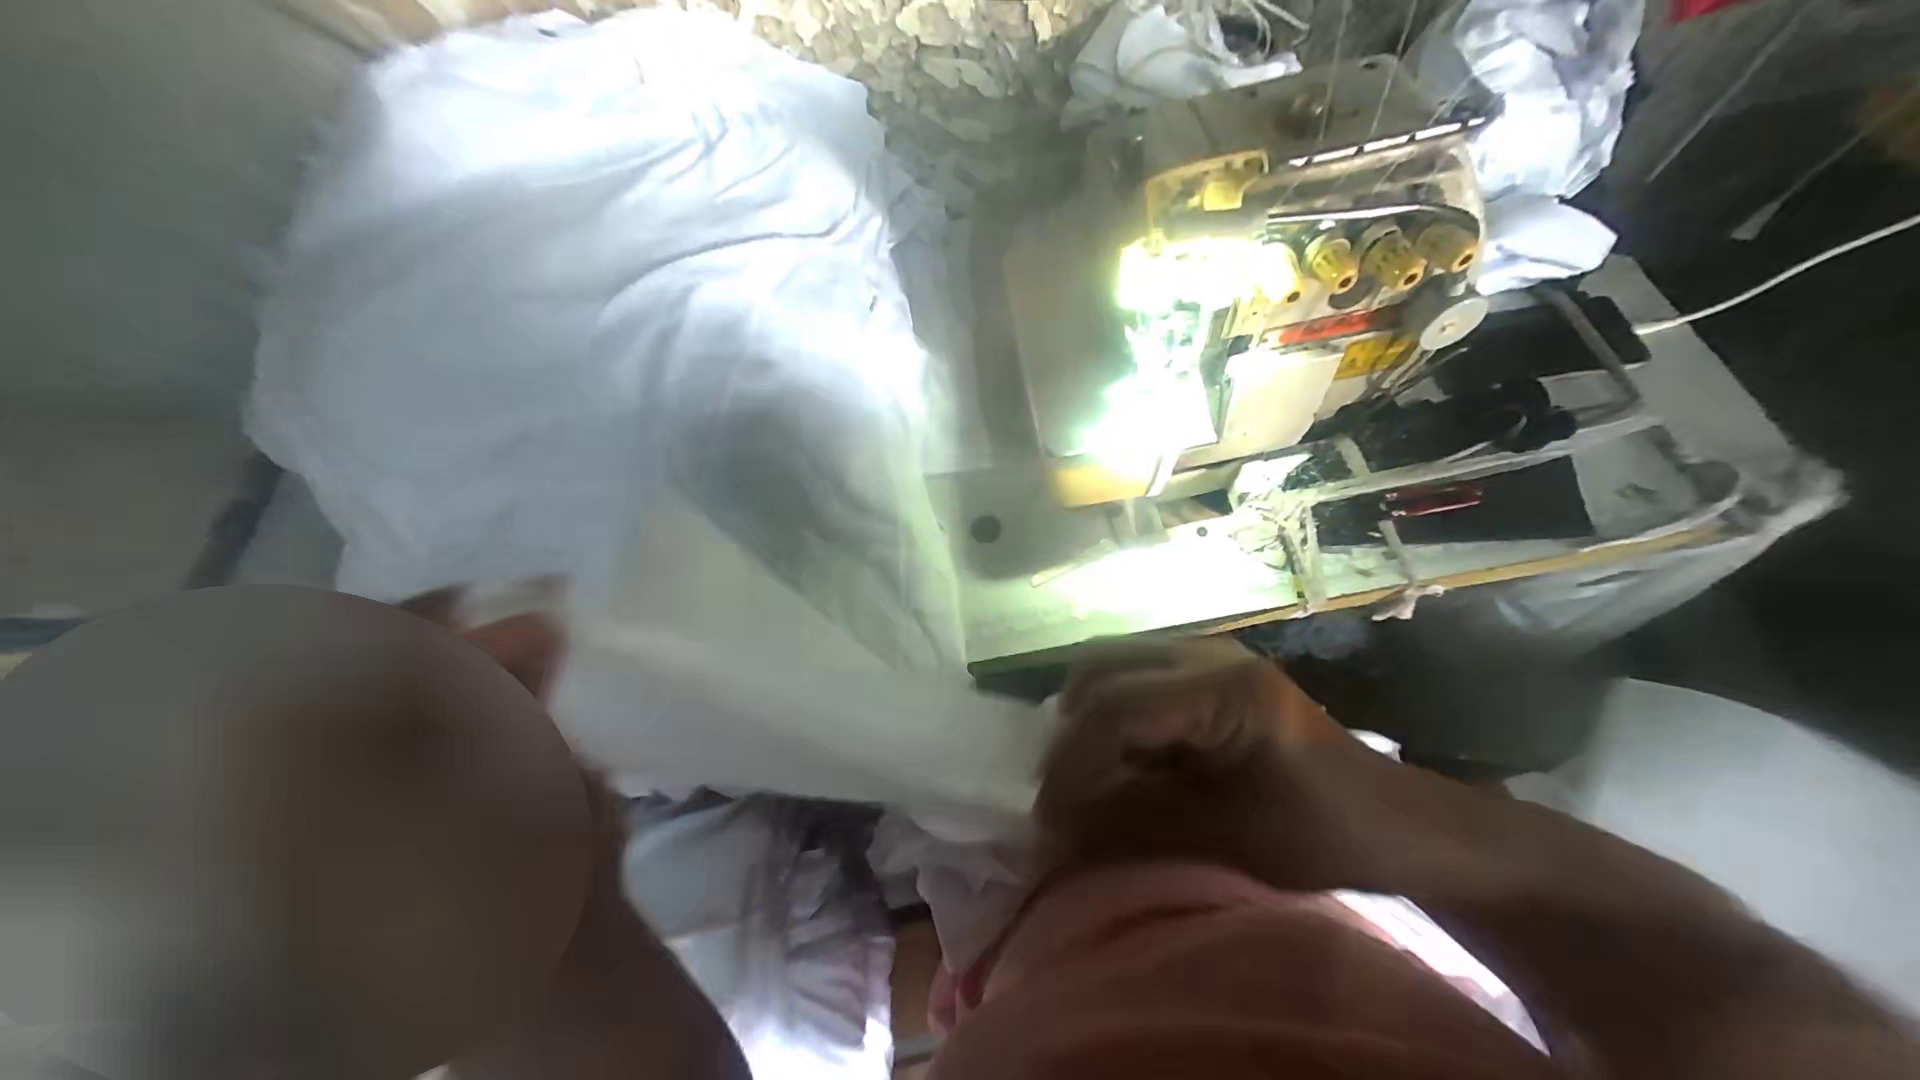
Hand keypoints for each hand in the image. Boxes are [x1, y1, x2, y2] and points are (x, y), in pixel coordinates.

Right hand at [1036, 638, 1382, 889]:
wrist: (1395, 819)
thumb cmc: (1326, 836)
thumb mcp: (1226, 840)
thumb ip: (1133, 824)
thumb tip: (1052, 827)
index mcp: (1229, 691)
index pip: (1119, 709)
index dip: (1072, 763)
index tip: (1047, 817)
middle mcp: (1209, 652)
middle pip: (1100, 668)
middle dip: (1069, 735)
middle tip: (1056, 793)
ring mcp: (1206, 652)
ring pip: (1107, 663)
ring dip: (1083, 719)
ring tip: (1080, 777)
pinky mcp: (1202, 666)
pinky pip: (1129, 675)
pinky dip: (1107, 715)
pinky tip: (1114, 759)